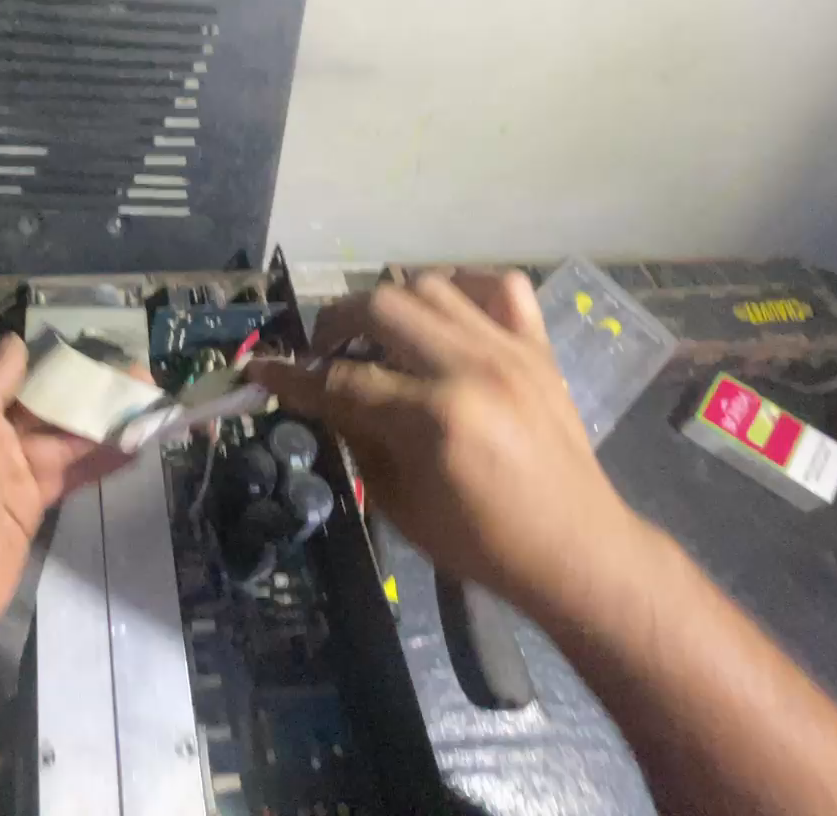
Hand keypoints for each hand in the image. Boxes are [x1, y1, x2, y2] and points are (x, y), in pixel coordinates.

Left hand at [0, 335, 128, 665]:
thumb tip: (16, 341)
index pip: (11, 371)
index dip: (53, 358)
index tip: (96, 347)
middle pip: (45, 403)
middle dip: (89, 389)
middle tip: (139, 376)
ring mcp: (10, 472)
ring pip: (63, 437)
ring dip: (103, 423)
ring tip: (149, 406)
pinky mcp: (30, 505)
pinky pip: (69, 473)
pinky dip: (99, 460)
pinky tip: (134, 448)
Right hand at [247, 270, 646, 615]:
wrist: (576, 552)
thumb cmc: (478, 541)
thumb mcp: (395, 499)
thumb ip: (351, 431)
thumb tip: (313, 390)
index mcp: (432, 418)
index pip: (340, 379)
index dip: (291, 375)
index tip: (260, 369)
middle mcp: (470, 368)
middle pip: (378, 307)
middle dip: (334, 324)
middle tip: (323, 353)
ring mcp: (510, 350)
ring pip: (428, 284)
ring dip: (388, 305)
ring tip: (378, 337)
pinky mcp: (537, 347)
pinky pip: (497, 285)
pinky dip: (460, 288)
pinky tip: (441, 315)